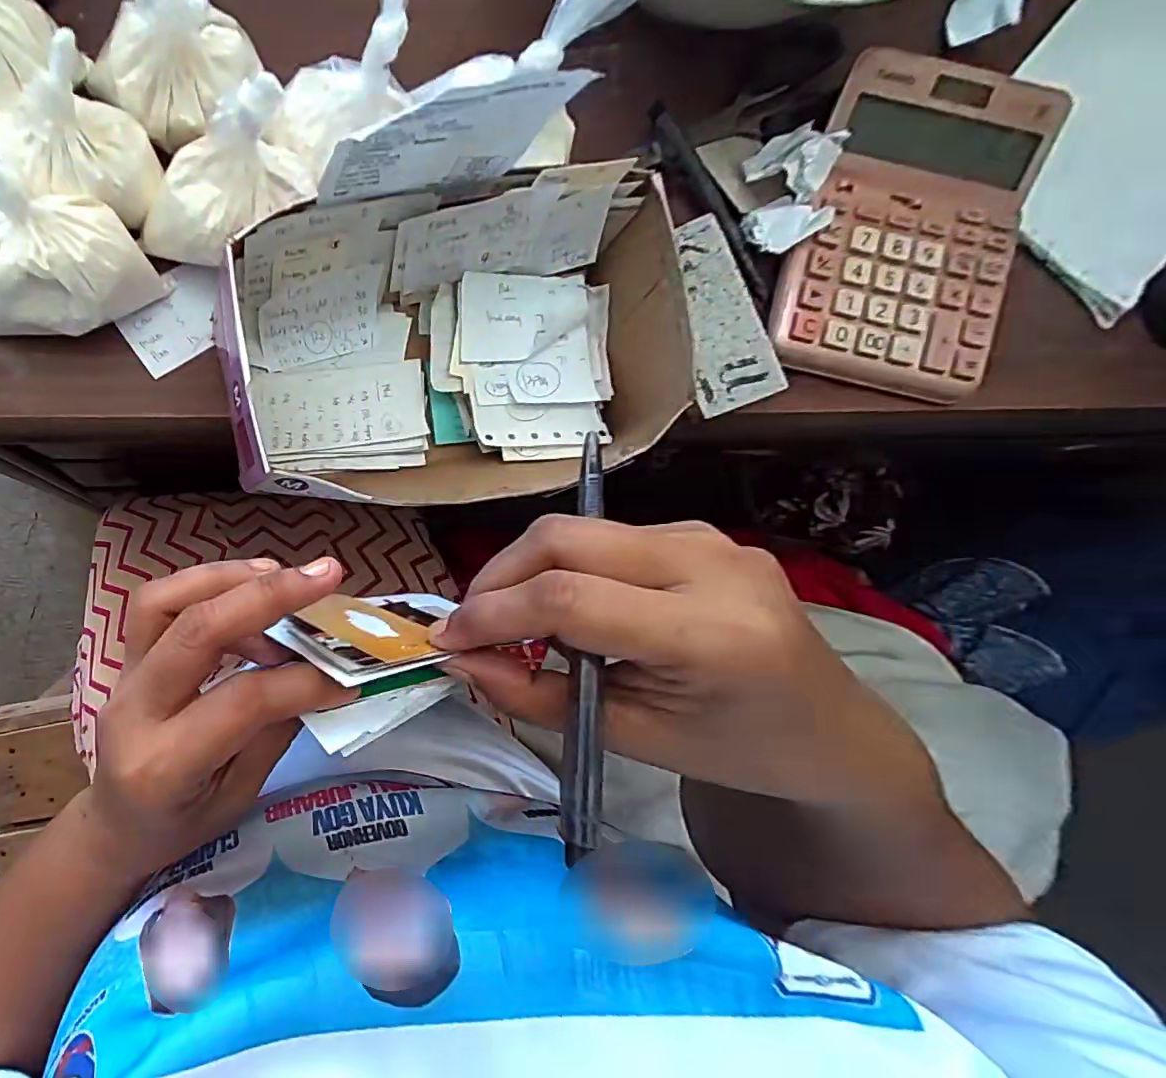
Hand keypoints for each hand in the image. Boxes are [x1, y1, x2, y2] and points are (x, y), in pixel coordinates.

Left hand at [83, 558, 358, 878]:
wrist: (113, 826)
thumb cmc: (180, 826)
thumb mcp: (237, 797)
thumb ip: (273, 731)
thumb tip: (322, 674)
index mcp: (164, 764)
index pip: (241, 701)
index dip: (302, 679)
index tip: (351, 672)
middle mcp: (134, 710)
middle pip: (194, 630)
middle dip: (266, 596)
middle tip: (324, 576)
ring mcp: (122, 677)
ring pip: (162, 600)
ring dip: (227, 577)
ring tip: (282, 576)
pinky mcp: (124, 658)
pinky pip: (158, 605)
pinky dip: (206, 587)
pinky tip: (247, 594)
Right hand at [431, 517, 940, 810]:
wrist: (832, 731)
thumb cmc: (733, 749)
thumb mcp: (627, 737)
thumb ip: (534, 696)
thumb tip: (459, 661)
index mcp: (711, 633)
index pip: (569, 598)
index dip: (493, 614)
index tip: (447, 640)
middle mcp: (713, 565)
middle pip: (562, 539)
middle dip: (496, 577)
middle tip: (470, 624)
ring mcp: (708, 538)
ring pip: (574, 529)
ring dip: (521, 568)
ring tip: (508, 617)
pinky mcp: (696, 532)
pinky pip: (599, 535)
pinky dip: (555, 565)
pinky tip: (557, 604)